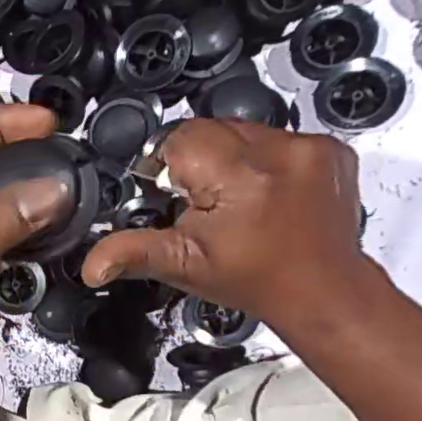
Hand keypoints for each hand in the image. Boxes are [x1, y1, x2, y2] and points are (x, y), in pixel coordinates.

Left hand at [0, 103, 65, 383]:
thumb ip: (0, 218)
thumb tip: (50, 192)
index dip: (1, 118)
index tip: (40, 122)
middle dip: (28, 148)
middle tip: (63, 150)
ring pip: (12, 183)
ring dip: (38, 181)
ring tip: (67, 180)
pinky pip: (22, 215)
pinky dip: (42, 213)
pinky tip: (60, 214)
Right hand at [82, 119, 367, 327]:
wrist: (321, 291)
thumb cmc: (256, 281)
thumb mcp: (184, 267)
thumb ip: (133, 253)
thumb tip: (92, 263)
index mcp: (239, 179)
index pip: (181, 137)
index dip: (169, 166)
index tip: (176, 192)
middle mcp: (279, 154)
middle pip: (213, 129)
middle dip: (201, 163)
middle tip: (209, 205)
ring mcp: (309, 148)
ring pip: (245, 130)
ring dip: (234, 159)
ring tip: (240, 203)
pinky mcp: (329, 149)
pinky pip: (279, 137)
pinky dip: (266, 161)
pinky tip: (267, 194)